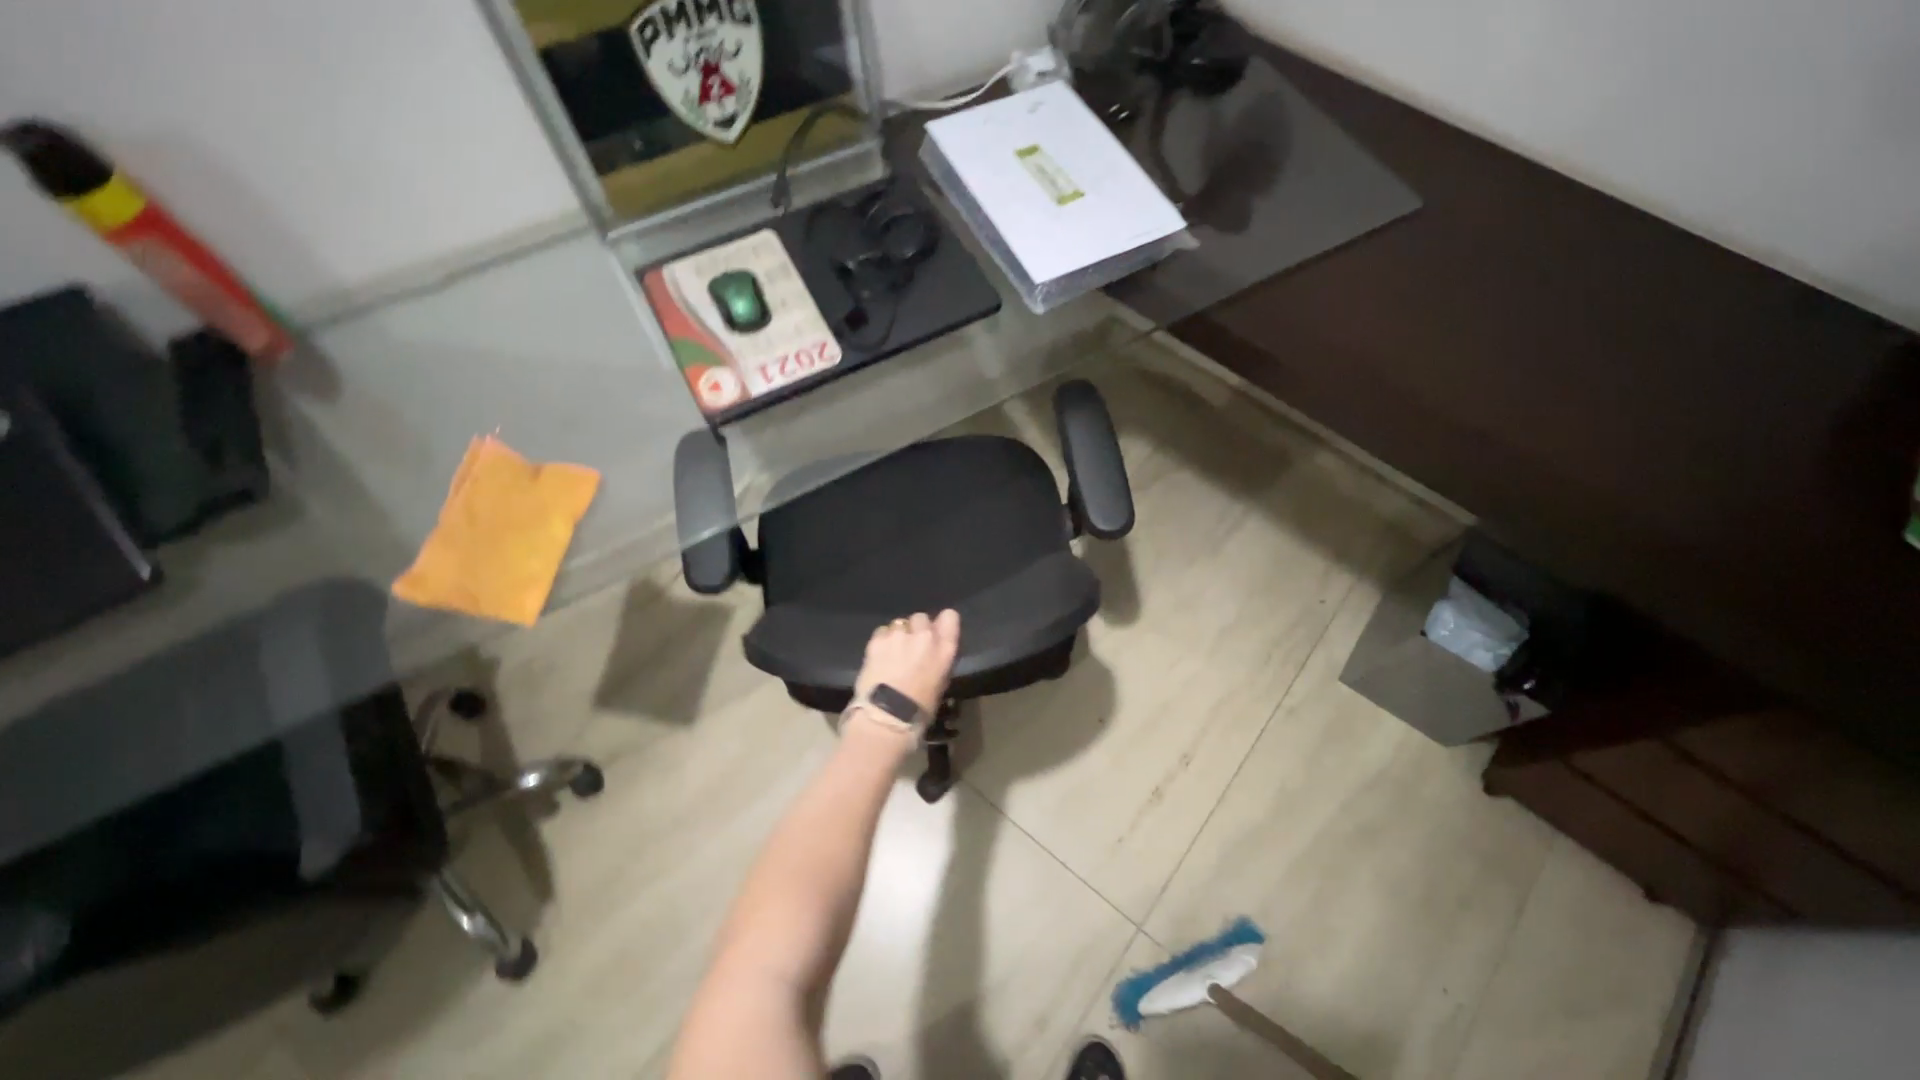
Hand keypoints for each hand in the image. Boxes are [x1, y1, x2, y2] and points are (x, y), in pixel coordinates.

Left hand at [853, 610, 961, 722]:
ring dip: (898, 635)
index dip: (942, 623)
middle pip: (921, 618)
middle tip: (910, 647)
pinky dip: (882, 640)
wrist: (887, 715)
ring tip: (893, 652)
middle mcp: (924, 636)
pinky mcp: (877, 640)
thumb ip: (938, 660)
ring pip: (900, 623)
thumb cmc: (919, 708)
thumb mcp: (940, 684)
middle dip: (916, 629)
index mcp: (944, 649)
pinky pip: (882, 631)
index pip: (949, 617)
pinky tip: (880, 655)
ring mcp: (899, 636)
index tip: (936, 632)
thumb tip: (932, 654)